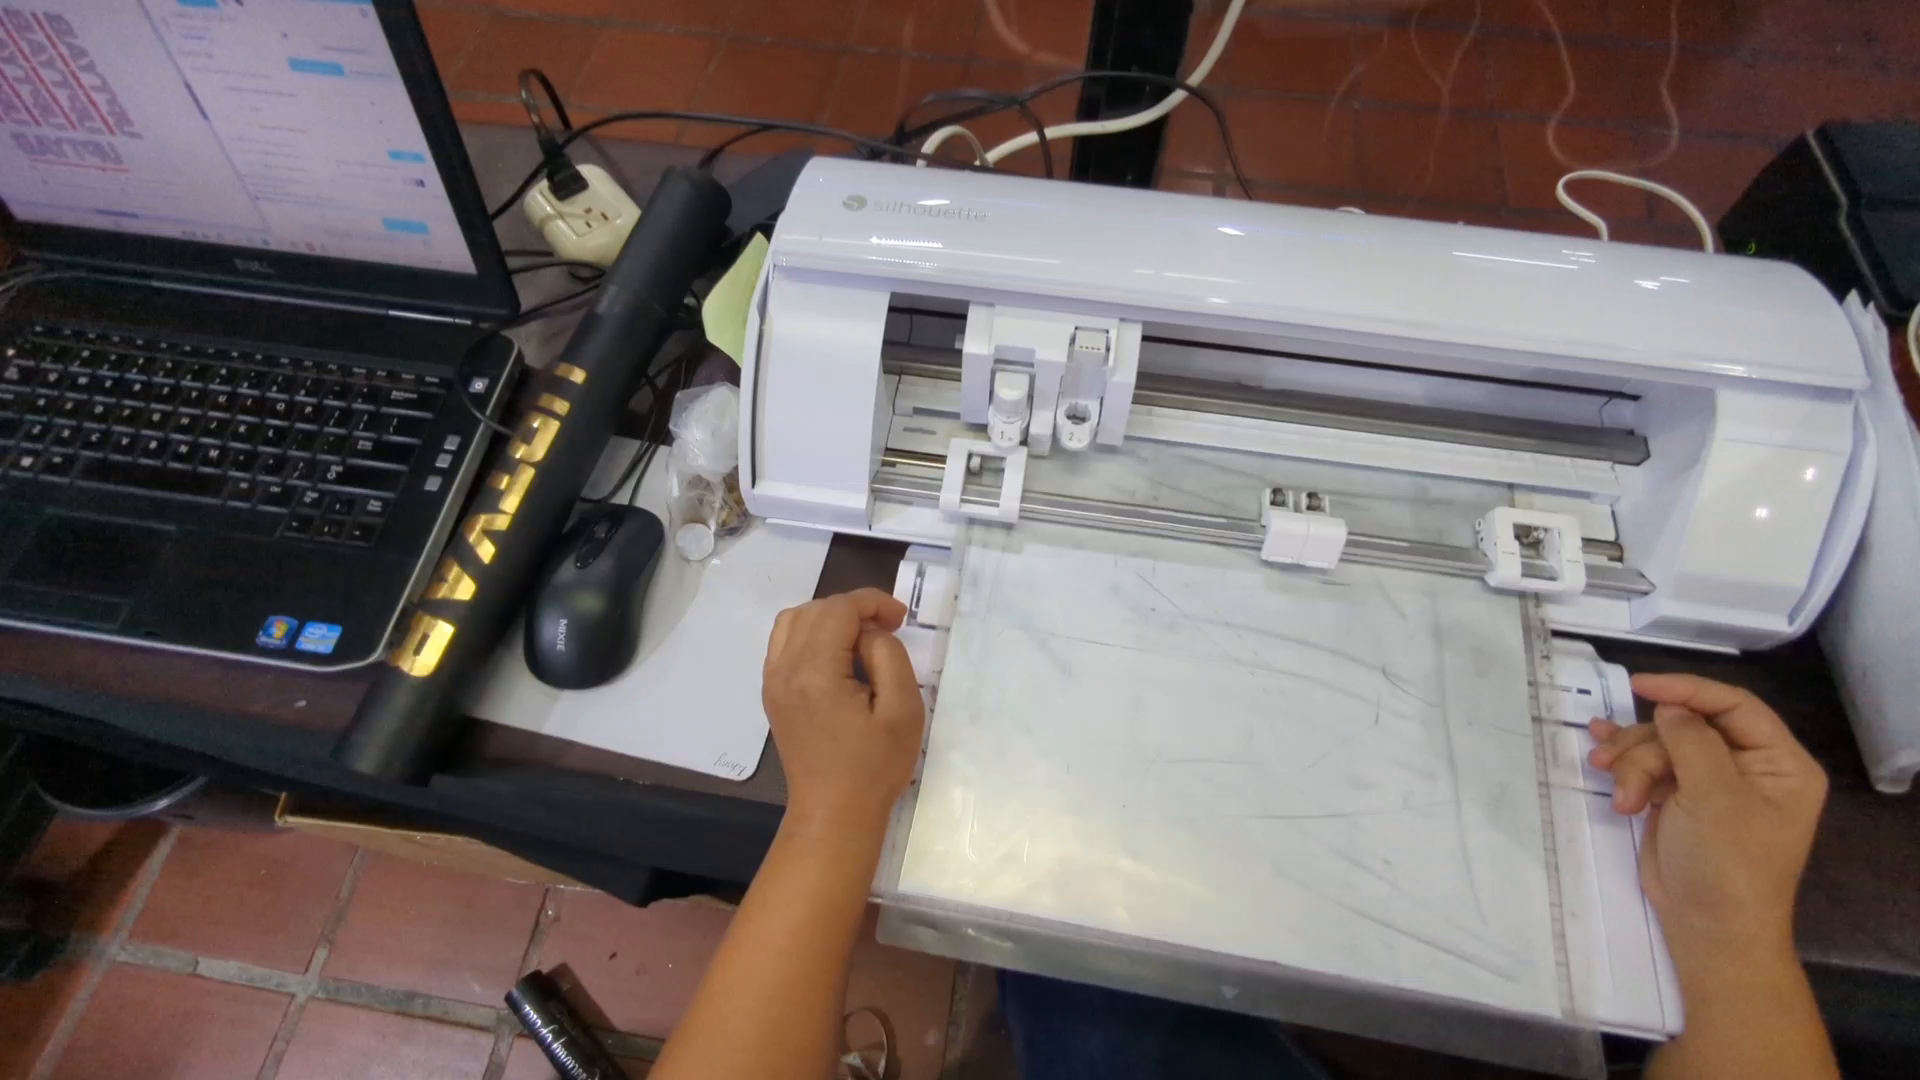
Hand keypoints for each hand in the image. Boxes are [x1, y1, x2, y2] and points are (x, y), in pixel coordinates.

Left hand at [762, 588, 925, 835]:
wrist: (834, 814)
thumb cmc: (874, 767)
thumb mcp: (902, 709)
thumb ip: (888, 656)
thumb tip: (869, 634)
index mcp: (814, 673)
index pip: (838, 609)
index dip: (872, 603)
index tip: (901, 618)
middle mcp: (784, 670)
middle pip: (815, 609)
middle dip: (854, 608)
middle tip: (888, 628)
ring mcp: (772, 681)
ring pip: (794, 620)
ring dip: (830, 617)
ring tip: (862, 636)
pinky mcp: (772, 693)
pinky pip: (784, 642)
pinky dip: (812, 633)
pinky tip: (837, 654)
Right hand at [1587, 674, 1826, 966]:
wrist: (1707, 921)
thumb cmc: (1727, 862)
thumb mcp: (1715, 798)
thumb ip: (1694, 743)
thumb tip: (1669, 707)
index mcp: (1779, 765)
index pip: (1735, 707)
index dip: (1688, 690)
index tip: (1639, 686)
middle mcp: (1748, 767)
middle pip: (1684, 726)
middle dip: (1646, 747)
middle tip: (1620, 774)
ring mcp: (1710, 781)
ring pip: (1656, 744)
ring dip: (1630, 763)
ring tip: (1620, 795)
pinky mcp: (1677, 794)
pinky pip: (1644, 761)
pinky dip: (1622, 761)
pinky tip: (1599, 756)